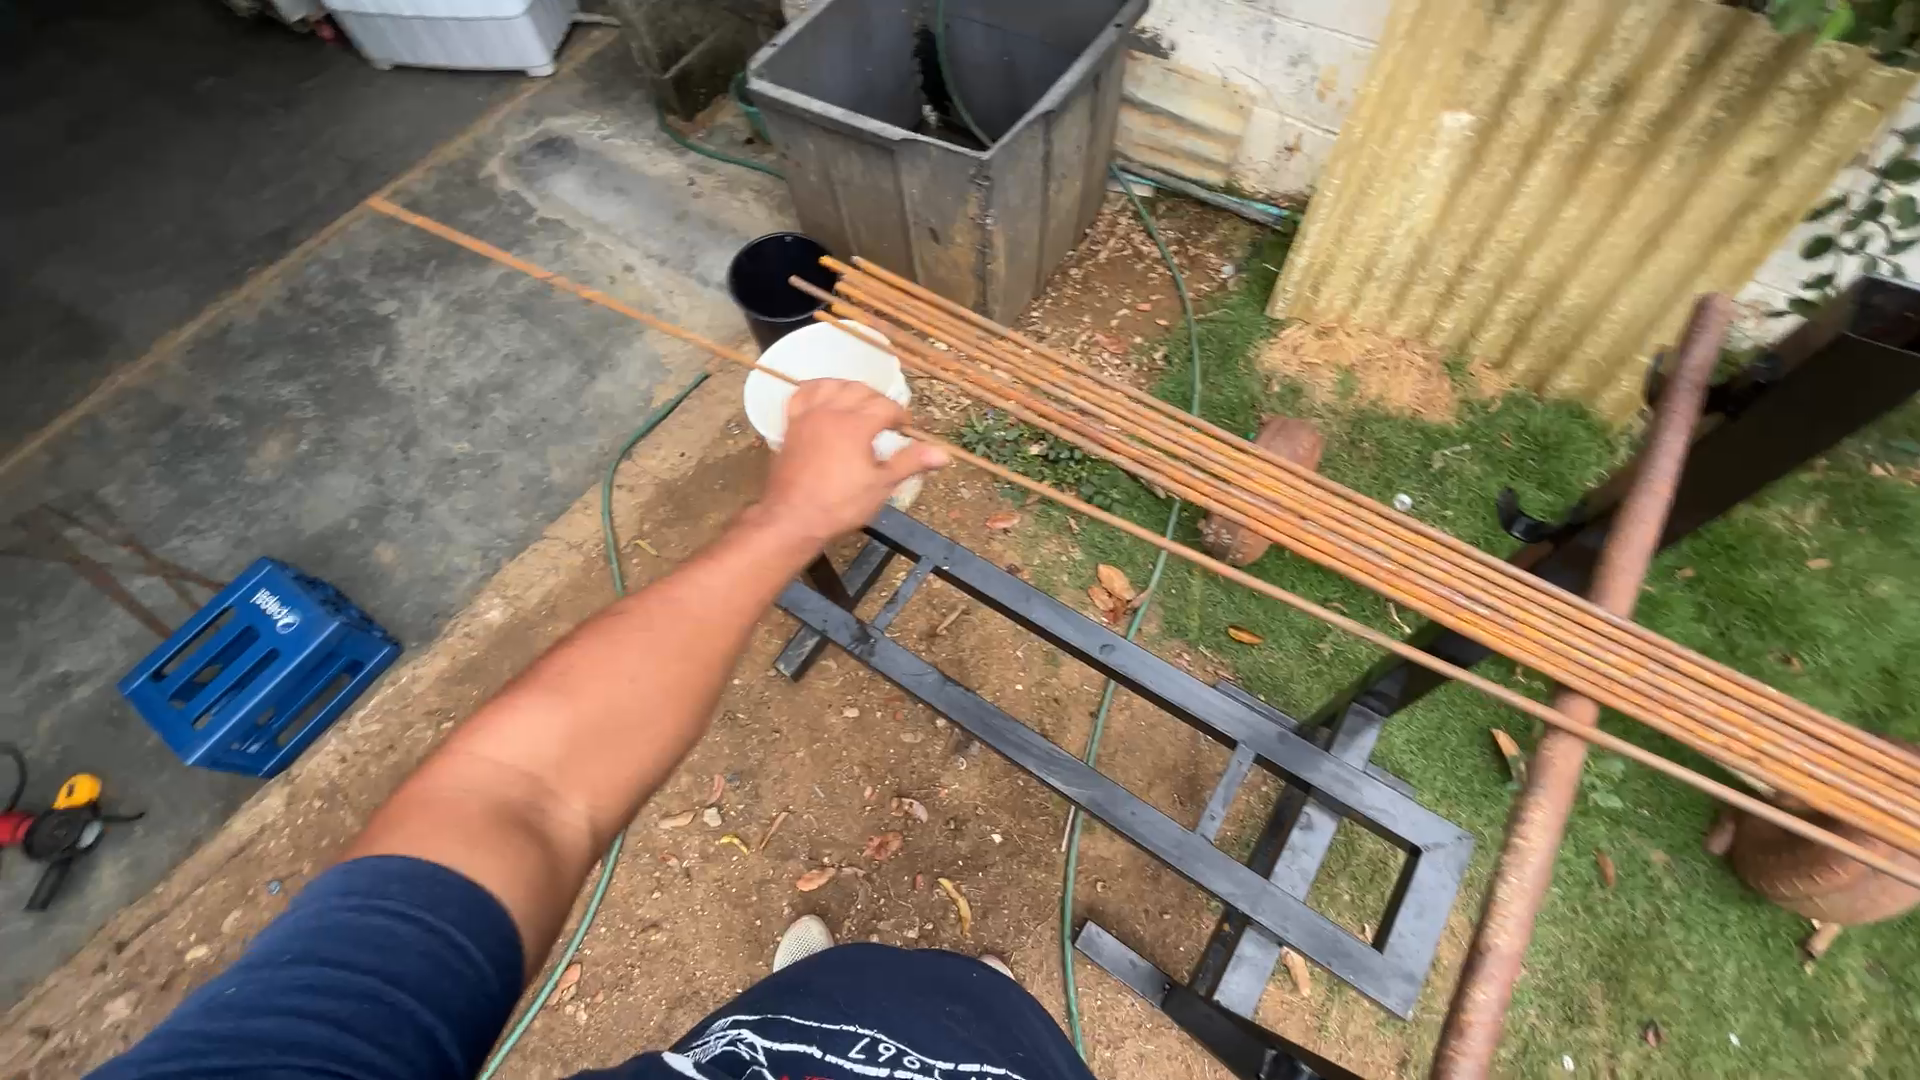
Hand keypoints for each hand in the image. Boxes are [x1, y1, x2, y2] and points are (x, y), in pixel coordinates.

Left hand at [754, 379, 948, 543]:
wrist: (793, 518)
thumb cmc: (841, 504)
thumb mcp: (881, 485)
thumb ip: (910, 462)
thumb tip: (944, 453)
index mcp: (857, 424)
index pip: (886, 406)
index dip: (900, 416)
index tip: (905, 429)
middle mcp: (832, 411)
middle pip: (861, 390)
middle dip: (878, 400)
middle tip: (887, 419)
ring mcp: (808, 416)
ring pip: (832, 385)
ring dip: (850, 389)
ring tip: (860, 405)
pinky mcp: (791, 424)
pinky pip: (803, 394)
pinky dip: (817, 389)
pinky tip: (824, 397)